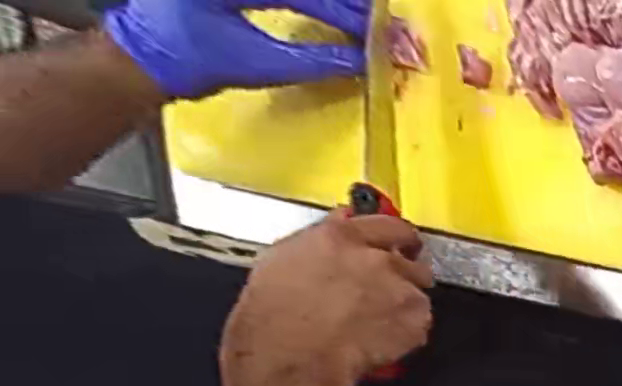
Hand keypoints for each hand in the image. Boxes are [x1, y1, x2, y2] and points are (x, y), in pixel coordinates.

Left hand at [103, 0, 366, 99]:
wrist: (151, 53)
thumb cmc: (202, 59)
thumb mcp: (267, 64)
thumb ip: (320, 61)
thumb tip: (367, 62)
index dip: (350, 18)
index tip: (385, 39)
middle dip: (350, 5)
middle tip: (390, 26)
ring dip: (338, 2)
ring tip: (370, 18)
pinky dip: (318, 3)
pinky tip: (340, 11)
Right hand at [221, 210, 431, 385]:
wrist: (299, 349)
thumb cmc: (280, 308)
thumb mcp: (288, 255)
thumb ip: (327, 236)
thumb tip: (345, 221)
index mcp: (343, 238)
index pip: (392, 225)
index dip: (400, 236)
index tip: (402, 242)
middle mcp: (380, 260)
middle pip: (414, 263)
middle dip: (405, 274)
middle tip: (386, 289)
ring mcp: (404, 291)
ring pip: (418, 294)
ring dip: (404, 303)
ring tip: (373, 317)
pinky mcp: (419, 320)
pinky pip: (420, 321)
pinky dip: (407, 327)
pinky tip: (380, 333)